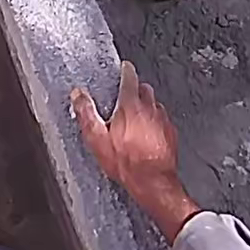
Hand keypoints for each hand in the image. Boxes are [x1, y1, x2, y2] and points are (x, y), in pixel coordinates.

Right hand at [70, 61, 200, 240]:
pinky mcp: (170, 133)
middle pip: (145, 89)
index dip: (126, 70)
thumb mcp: (97, 139)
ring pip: (155, 104)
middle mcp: (150, 109)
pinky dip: (154, 121)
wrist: (153, 182)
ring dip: (146, 106)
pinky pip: (162, 120)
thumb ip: (86, 114)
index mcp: (130, 106)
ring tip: (135, 116)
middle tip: (126, 94)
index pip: (130, 78)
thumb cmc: (127, 163)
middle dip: (136, 88)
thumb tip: (78, 96)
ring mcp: (162, 121)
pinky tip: (147, 133)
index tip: (124, 67)